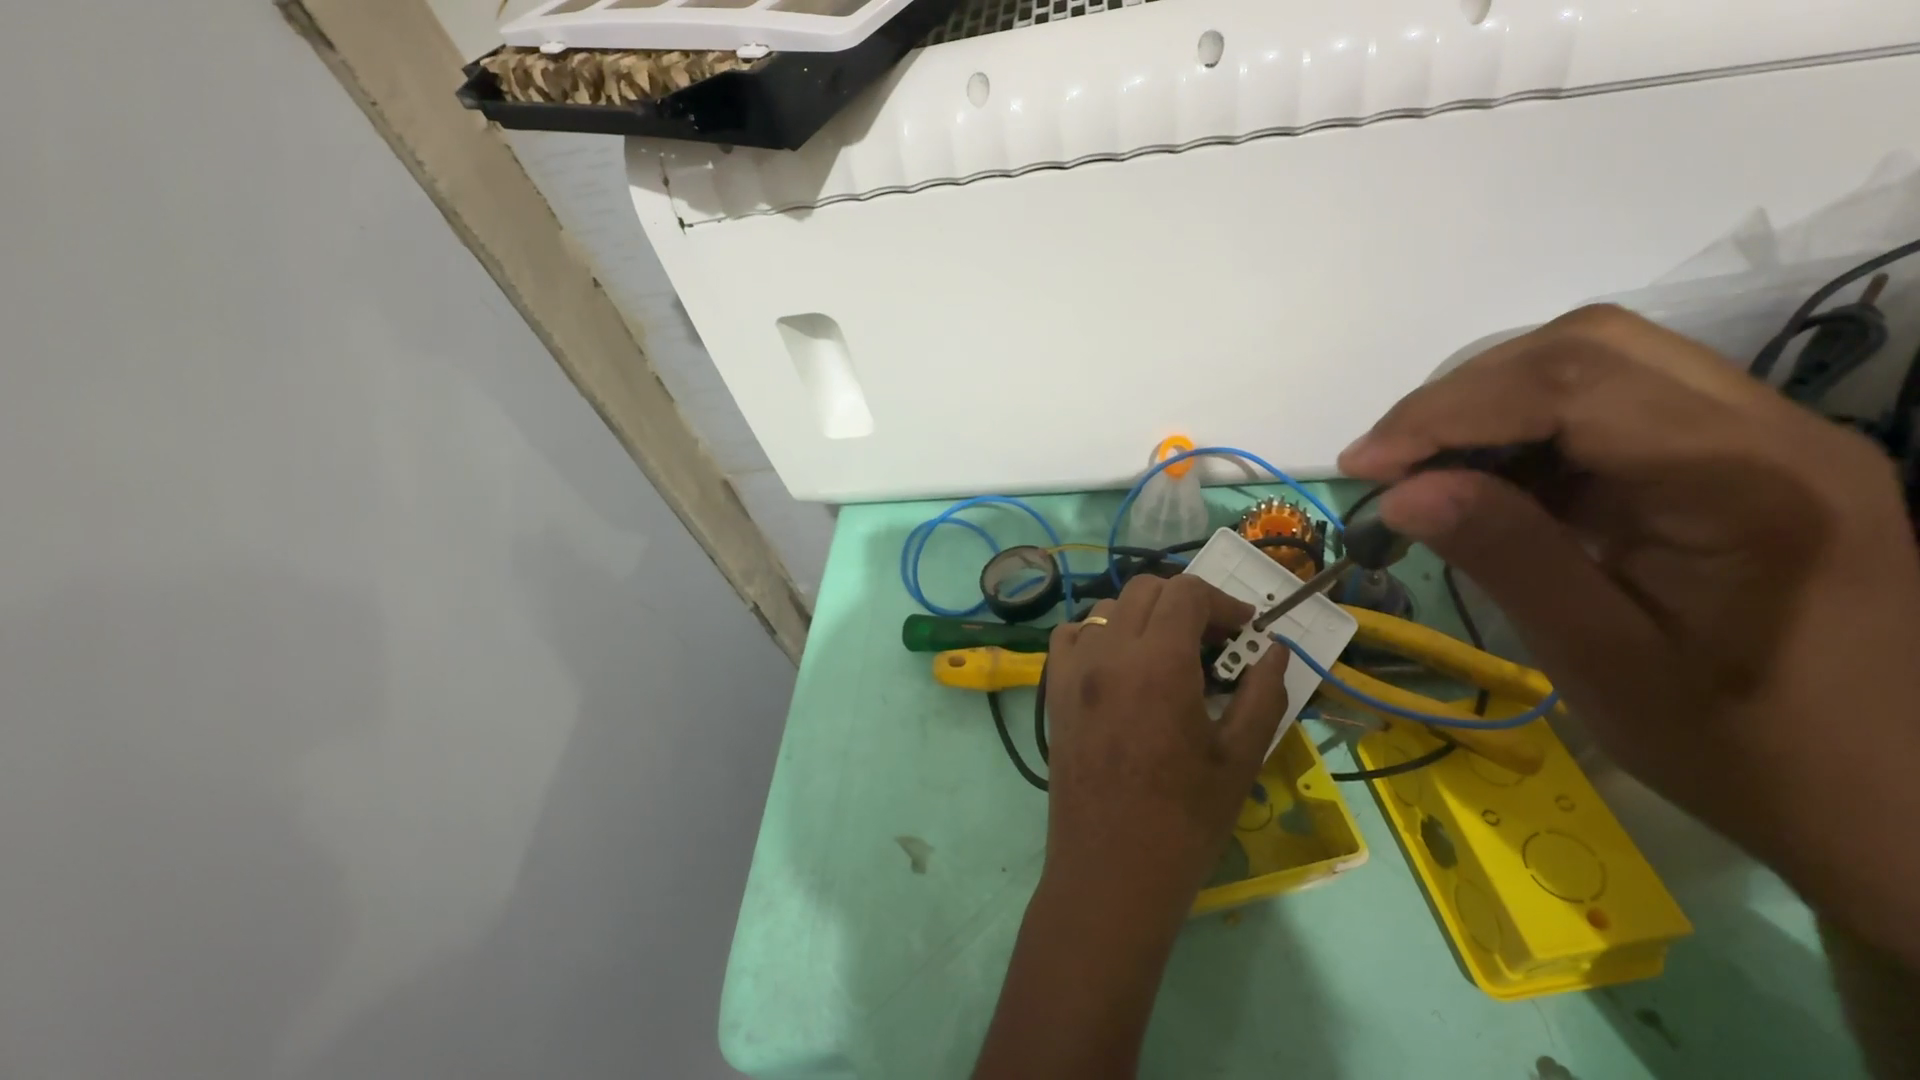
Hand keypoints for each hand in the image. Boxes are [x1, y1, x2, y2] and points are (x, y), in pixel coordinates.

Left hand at [1041, 575, 1290, 921]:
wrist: (1111, 872)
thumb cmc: (1185, 821)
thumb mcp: (1240, 757)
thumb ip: (1262, 693)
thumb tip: (1276, 652)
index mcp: (1157, 664)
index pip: (1186, 594)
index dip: (1223, 603)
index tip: (1245, 633)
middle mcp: (1107, 654)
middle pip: (1145, 591)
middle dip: (1186, 605)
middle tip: (1214, 645)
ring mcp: (1072, 672)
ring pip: (1107, 610)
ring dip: (1143, 618)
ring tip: (1169, 658)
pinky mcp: (1053, 693)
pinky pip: (1072, 638)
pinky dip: (1100, 636)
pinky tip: (1121, 669)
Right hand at [1339, 305, 1919, 965]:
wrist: (1893, 801)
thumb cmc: (1743, 749)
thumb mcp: (1601, 662)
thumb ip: (1506, 557)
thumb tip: (1398, 492)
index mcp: (1747, 482)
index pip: (1574, 385)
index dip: (1448, 410)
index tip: (1362, 464)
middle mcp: (1775, 429)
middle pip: (1591, 348)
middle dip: (1468, 394)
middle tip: (1391, 462)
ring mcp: (1773, 436)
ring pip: (1605, 363)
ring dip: (1498, 406)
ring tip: (1430, 473)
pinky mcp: (1752, 458)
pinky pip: (1625, 407)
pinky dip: (1537, 432)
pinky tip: (1498, 485)